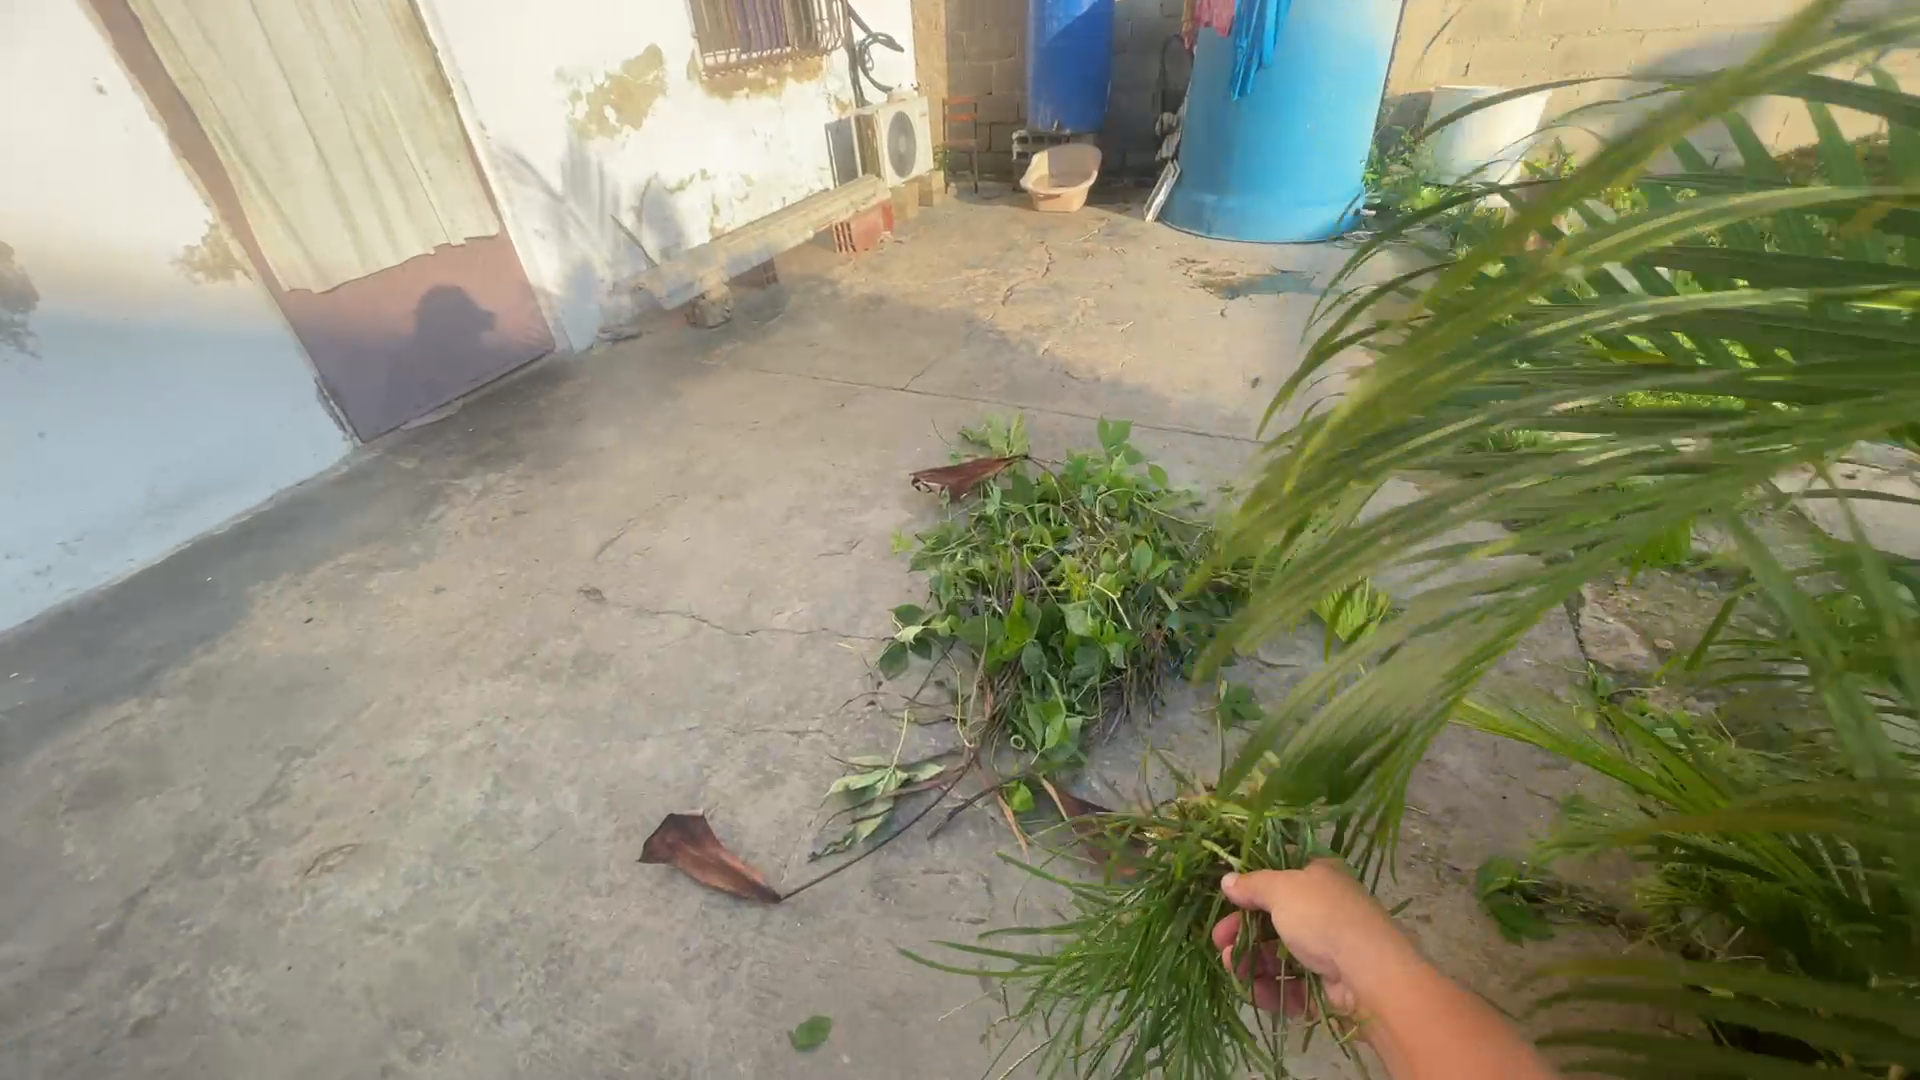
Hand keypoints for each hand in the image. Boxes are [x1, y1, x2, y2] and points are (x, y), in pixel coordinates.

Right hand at [1209, 859, 1413, 1015]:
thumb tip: (1227, 881)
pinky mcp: (1329, 987)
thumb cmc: (1323, 917)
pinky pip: (1293, 985)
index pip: (1281, 877)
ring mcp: (1328, 951)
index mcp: (1320, 877)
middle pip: (1274, 919)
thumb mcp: (1281, 889)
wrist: (1370, 976)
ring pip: (1280, 954)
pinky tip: (1253, 990)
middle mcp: (1325, 910)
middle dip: (1242, 931)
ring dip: (1252, 960)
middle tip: (1219, 940)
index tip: (1228, 900)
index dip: (1252, 888)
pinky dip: (1272, 987)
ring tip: (1231, 967)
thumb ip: (1251, 886)